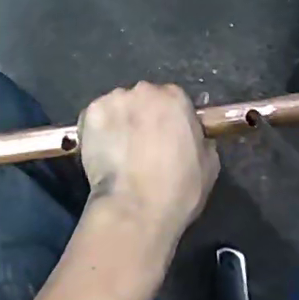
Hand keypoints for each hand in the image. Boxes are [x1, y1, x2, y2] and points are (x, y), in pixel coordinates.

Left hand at [77, 82, 218, 239]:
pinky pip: (96, 118)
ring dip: (120, 122)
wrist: (135, 209)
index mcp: (175, 97)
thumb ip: (202, 140)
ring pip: (118, 107)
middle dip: (142, 117)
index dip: (168, 120)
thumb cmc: (178, 190)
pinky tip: (102, 153)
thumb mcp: (208, 165)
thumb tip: (195, 136)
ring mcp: (115, 100)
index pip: (172, 100)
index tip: (165, 138)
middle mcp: (145, 90)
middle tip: (141, 146)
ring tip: (119, 152)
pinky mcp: (90, 114)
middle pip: (143, 99)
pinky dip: (98, 131)